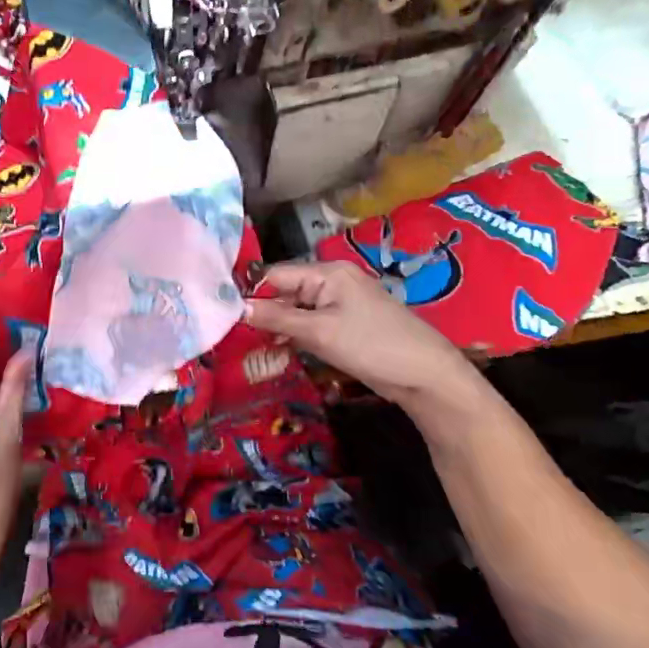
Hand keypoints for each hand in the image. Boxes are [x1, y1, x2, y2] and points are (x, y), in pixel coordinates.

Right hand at [243, 260, 489, 412]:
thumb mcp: (319, 331)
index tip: (224, 314)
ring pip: (296, 311)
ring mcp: (340, 304)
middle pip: (285, 292)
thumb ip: (277, 317)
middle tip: (235, 337)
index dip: (250, 293)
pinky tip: (279, 351)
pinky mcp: (345, 326)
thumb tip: (237, 307)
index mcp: (328, 272)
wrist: (424, 374)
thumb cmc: (371, 345)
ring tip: (254, 348)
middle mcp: (333, 282)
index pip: (276, 274)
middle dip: (263, 313)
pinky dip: (295, 336)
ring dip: (277, 328)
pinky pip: (311, 325)